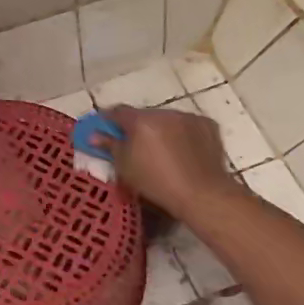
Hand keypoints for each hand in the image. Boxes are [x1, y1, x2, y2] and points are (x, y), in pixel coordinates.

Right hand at [94, 106, 238, 218]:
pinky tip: (185, 153)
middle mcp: (165, 112)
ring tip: (164, 153)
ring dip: (162, 130)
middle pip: (145, 116)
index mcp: (141, 121)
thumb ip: (110, 146)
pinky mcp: (208, 125)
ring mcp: (189, 117)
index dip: (109, 120)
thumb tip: (94, 135)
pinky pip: (189, 126)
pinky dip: (184, 135)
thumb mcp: (125, 168)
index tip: (105, 130)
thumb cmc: (157, 183)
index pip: (117, 111)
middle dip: (138, 128)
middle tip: (136, 148)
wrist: (202, 193)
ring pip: (168, 120)